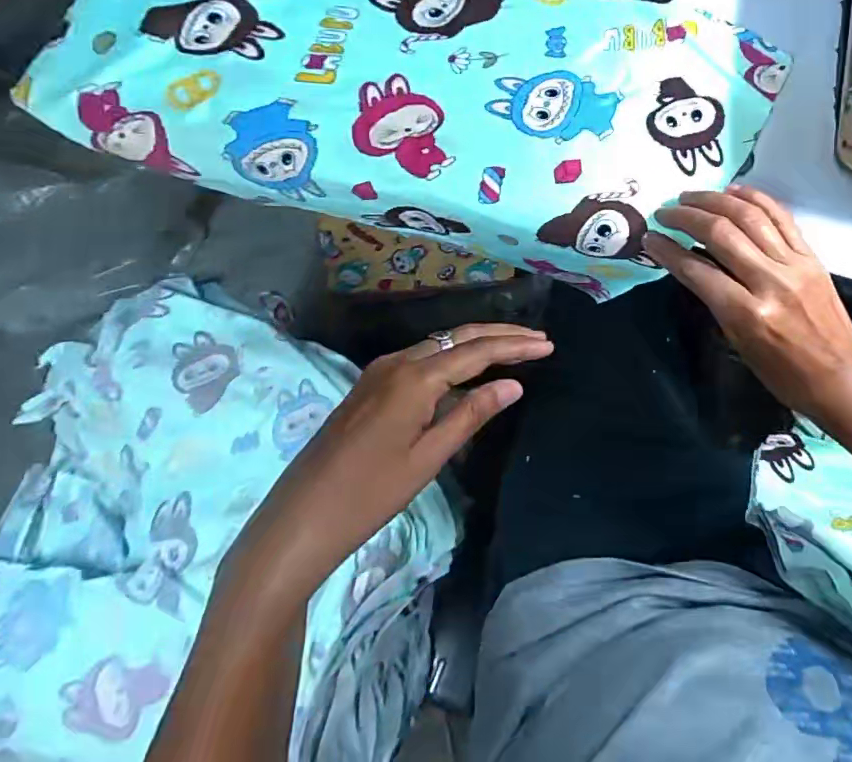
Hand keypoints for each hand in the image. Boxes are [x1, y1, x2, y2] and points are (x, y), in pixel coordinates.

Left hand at [229, 324, 552, 594]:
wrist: (303, 515)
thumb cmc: (370, 493)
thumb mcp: (429, 457)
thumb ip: (471, 415)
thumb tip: (513, 384)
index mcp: (414, 377)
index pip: (476, 350)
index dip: (515, 347)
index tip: (548, 346)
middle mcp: (397, 362)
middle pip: (457, 338)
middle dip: (500, 336)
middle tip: (539, 341)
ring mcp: (379, 372)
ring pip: (438, 346)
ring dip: (476, 345)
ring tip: (514, 351)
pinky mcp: (370, 386)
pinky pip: (420, 361)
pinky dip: (452, 361)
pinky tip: (468, 375)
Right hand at [646, 187, 851, 427]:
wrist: (842, 380)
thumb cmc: (784, 375)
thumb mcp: (738, 344)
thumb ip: (716, 301)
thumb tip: (691, 266)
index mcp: (748, 314)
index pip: (697, 270)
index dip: (667, 250)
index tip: (649, 238)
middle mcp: (771, 282)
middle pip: (720, 233)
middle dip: (686, 217)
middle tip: (665, 212)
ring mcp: (794, 265)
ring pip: (749, 217)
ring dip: (715, 200)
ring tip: (690, 196)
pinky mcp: (812, 257)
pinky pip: (780, 217)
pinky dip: (755, 198)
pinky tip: (734, 191)